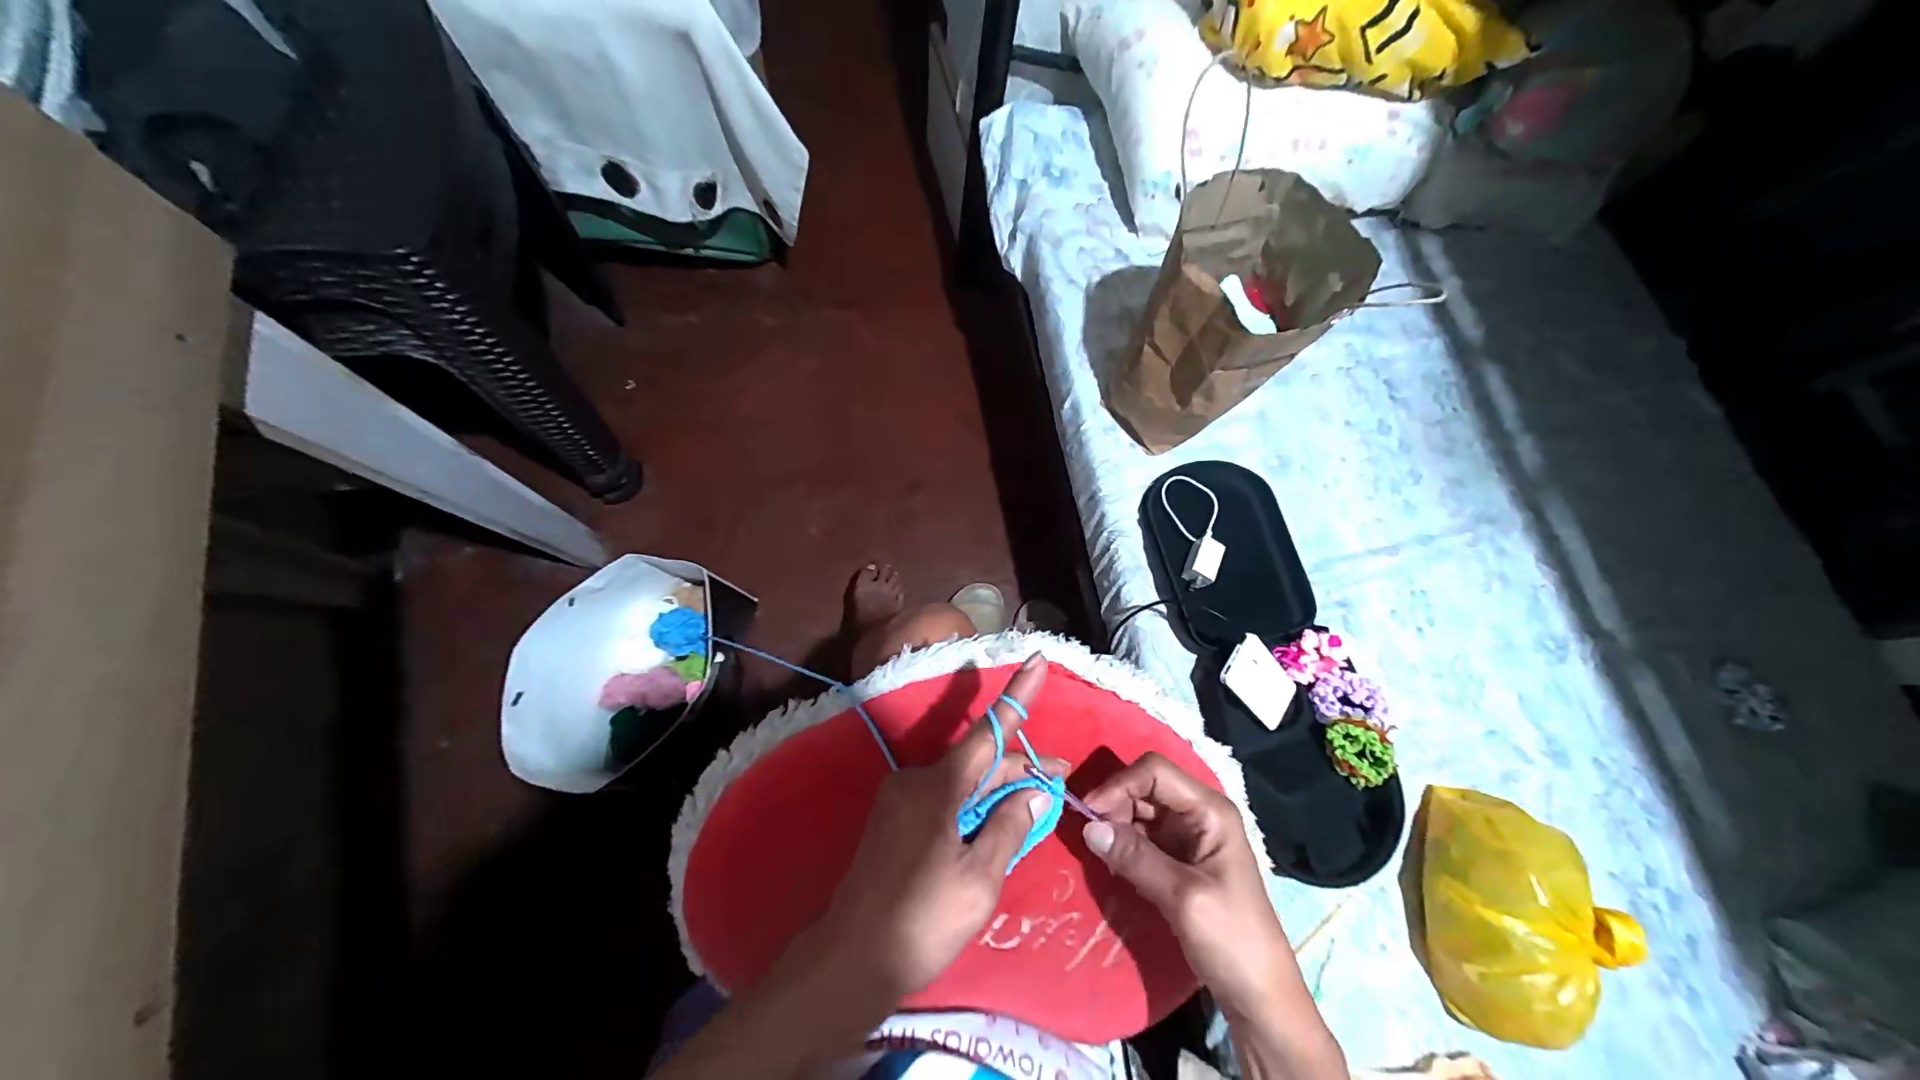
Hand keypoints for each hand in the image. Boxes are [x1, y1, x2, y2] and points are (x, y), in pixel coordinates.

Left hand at [804, 652, 1058, 1003]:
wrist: (851, 958)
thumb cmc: (923, 920)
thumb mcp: (980, 878)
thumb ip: (1009, 827)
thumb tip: (1030, 792)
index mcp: (938, 788)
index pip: (987, 733)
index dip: (1016, 696)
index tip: (1036, 658)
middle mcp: (915, 780)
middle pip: (978, 761)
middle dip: (1019, 766)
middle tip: (1058, 781)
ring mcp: (900, 798)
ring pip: (961, 780)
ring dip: (997, 789)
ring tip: (1034, 806)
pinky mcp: (894, 818)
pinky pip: (943, 798)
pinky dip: (973, 804)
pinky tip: (996, 824)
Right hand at [1081, 753, 1344, 1079]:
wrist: (1258, 995)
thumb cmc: (1231, 939)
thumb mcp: (1182, 897)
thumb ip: (1135, 858)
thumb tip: (1088, 827)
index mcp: (1210, 811)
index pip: (1155, 771)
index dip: (1119, 785)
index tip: (1089, 813)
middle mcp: (1198, 814)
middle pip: (1144, 787)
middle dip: (1114, 804)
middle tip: (1093, 837)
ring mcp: (1187, 836)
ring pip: (1138, 811)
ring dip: (1115, 825)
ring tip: (1103, 855)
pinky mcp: (1176, 859)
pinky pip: (1140, 837)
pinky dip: (1122, 844)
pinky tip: (1114, 865)